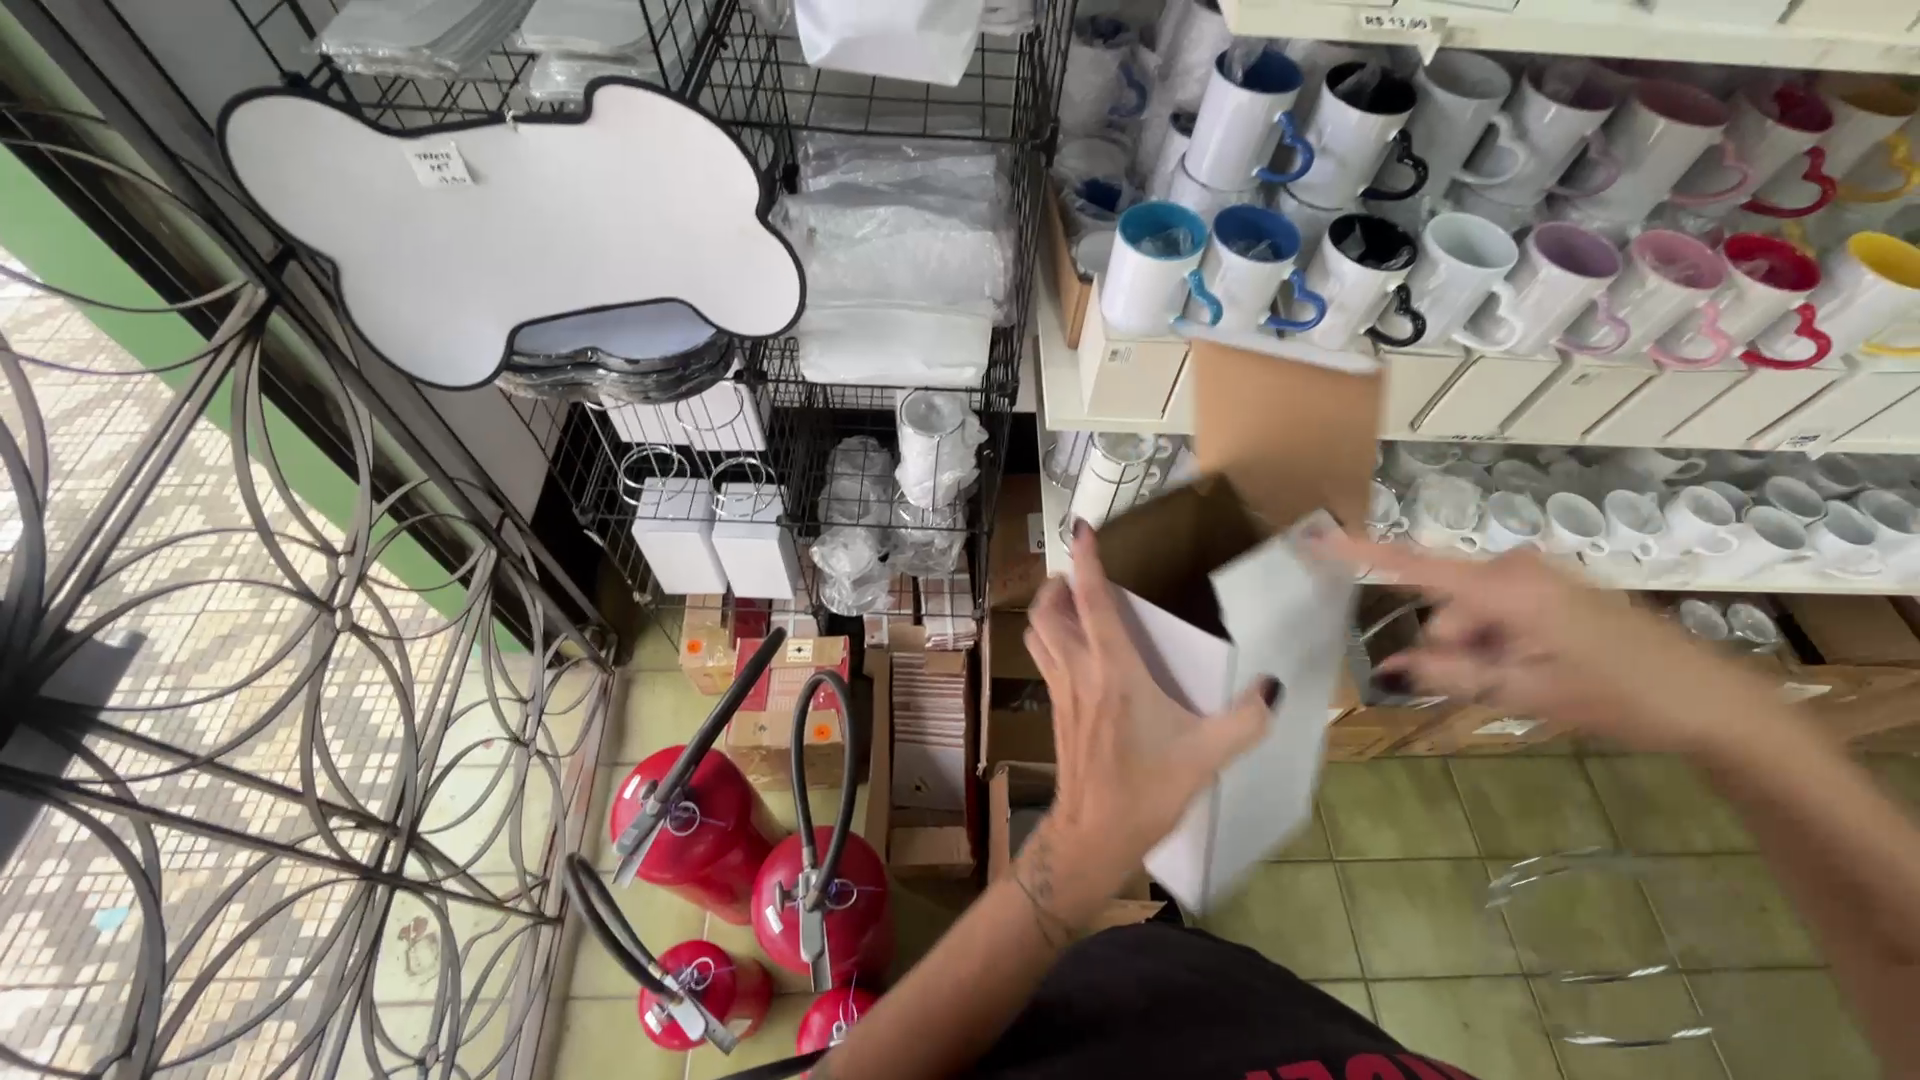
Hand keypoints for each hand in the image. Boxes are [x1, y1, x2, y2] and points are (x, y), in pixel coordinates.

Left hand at [1021, 523, 1276, 925]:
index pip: (1091, 602)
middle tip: (1081, 575)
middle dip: (1057, 583)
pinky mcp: (1056, 712)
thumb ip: (1245, 720)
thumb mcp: (1206, 756)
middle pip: (1047, 612)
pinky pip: (1045, 660)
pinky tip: (1077, 651)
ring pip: (1038, 635)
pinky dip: (1052, 640)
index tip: (1080, 528)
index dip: (1084, 561)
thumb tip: (1275, 687)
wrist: (1092, 836)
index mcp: (1113, 672)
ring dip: (1048, 610)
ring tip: (1072, 603)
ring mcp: (1061, 692)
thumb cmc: (1146, 792)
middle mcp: (1079, 672)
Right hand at [1314, 531, 1779, 755]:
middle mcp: (1515, 568)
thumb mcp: (1524, 692)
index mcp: (1506, 589)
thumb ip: (1451, 675)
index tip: (1314, 537)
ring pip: (1469, 612)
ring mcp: (1536, 573)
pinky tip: (1537, 668)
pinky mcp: (1551, 584)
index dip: (1360, 553)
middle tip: (1494, 687)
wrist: (1710, 701)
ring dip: (1479, 649)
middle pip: (1444, 605)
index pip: (1414, 567)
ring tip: (1526, 683)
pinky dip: (1498, 640)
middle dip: (1452, 646)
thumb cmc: (1617, 696)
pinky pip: (1495, 609)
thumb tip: (1391, 667)